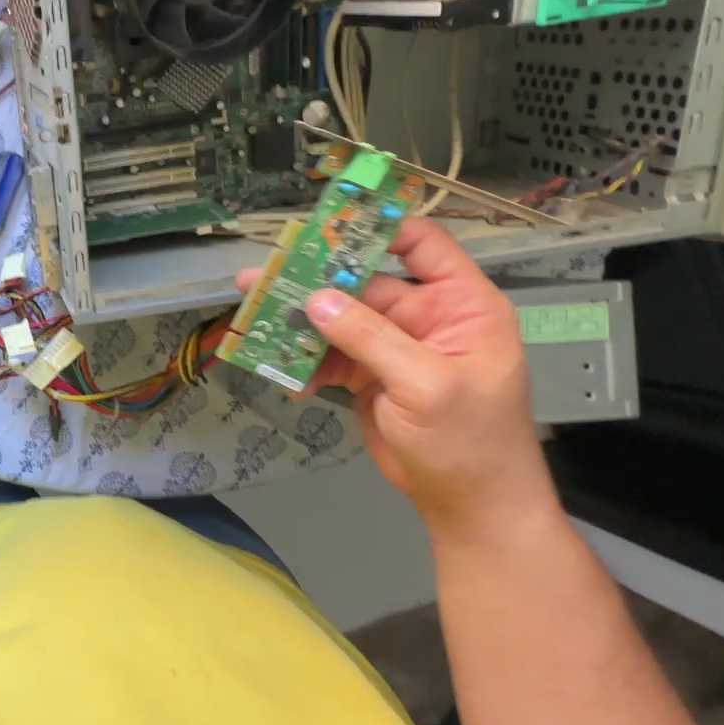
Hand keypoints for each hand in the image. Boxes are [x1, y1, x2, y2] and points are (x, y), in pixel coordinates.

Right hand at [234, 219, 559, 545]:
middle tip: (266, 271)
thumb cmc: (469, 443)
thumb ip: (371, 338)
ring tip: (254, 312)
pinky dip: (299, 358)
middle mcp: (423, 316)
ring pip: (335, 317)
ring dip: (296, 318)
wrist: (466, 505)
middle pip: (362, 281)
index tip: (330, 219)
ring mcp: (390, 345)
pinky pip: (325, 353)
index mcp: (459, 305)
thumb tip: (316, 299)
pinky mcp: (365, 373)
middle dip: (314, 277)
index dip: (380, 226)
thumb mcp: (426, 385)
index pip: (422, 245)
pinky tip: (275, 362)